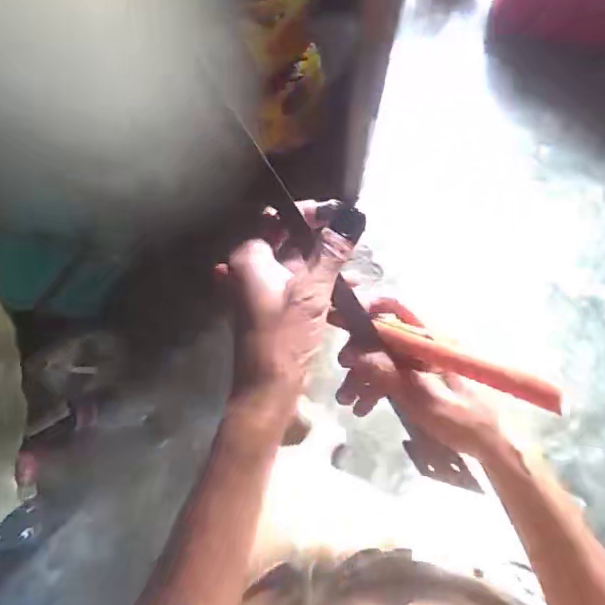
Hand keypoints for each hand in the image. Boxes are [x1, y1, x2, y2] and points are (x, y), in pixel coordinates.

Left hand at [218, 202, 351, 429]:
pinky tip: (346, 287)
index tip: (340, 215)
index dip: (310, 213)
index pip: (278, 219)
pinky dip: (318, 282)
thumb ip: (331, 253)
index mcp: (249, 258)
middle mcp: (249, 269)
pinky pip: (296, 284)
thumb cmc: (285, 338)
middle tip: (351, 239)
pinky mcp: (272, 308)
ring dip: (323, 263)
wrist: (268, 391)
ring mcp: (260, 290)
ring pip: (294, 263)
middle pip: (287, 240)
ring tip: (355, 266)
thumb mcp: (312, 292)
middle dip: (321, 239)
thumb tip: (350, 219)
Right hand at [335, 299, 513, 462]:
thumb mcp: (423, 399)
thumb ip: (390, 374)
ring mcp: (425, 361)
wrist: (492, 445)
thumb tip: (356, 353)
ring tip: (348, 400)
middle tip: (343, 373)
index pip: (397, 309)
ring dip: (364, 375)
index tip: (343, 320)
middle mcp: (428, 343)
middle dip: (360, 354)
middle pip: (385, 335)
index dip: (368, 309)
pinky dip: (377, 387)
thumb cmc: (463, 420)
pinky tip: (363, 407)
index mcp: (433, 340)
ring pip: (385, 357)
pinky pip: (394, 374)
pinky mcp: (423, 378)